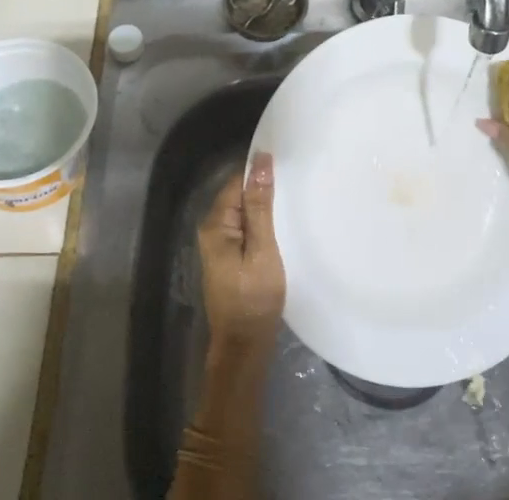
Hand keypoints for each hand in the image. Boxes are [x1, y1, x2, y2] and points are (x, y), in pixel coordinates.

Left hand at [197, 152, 285, 352]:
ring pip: (244, 214)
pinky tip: (282, 226)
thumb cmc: (254, 297)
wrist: (244, 344)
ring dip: (265, 208)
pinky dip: (262, 225)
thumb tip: (260, 164)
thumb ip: (261, 206)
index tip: (287, 165)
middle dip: (263, 189)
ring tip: (296, 200)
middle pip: (239, 197)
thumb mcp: (262, 249)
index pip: (236, 183)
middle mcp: (212, 230)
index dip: (259, 173)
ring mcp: (219, 246)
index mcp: (215, 224)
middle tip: (297, 182)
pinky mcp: (229, 258)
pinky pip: (245, 230)